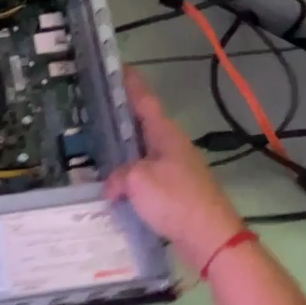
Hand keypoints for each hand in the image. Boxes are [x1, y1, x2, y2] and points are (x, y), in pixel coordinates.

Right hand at [107, 69, 246, 270]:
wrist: (211, 238)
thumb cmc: (176, 200)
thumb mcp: (139, 182)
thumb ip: (119, 176)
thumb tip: (112, 185)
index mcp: (165, 134)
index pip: (144, 99)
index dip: (130, 83)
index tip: (117, 66)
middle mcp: (171, 145)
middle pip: (142, 123)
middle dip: (121, 115)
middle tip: (95, 107)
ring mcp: (175, 168)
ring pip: (143, 150)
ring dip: (124, 146)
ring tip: (97, 145)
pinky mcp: (175, 190)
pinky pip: (146, 173)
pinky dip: (129, 173)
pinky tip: (114, 184)